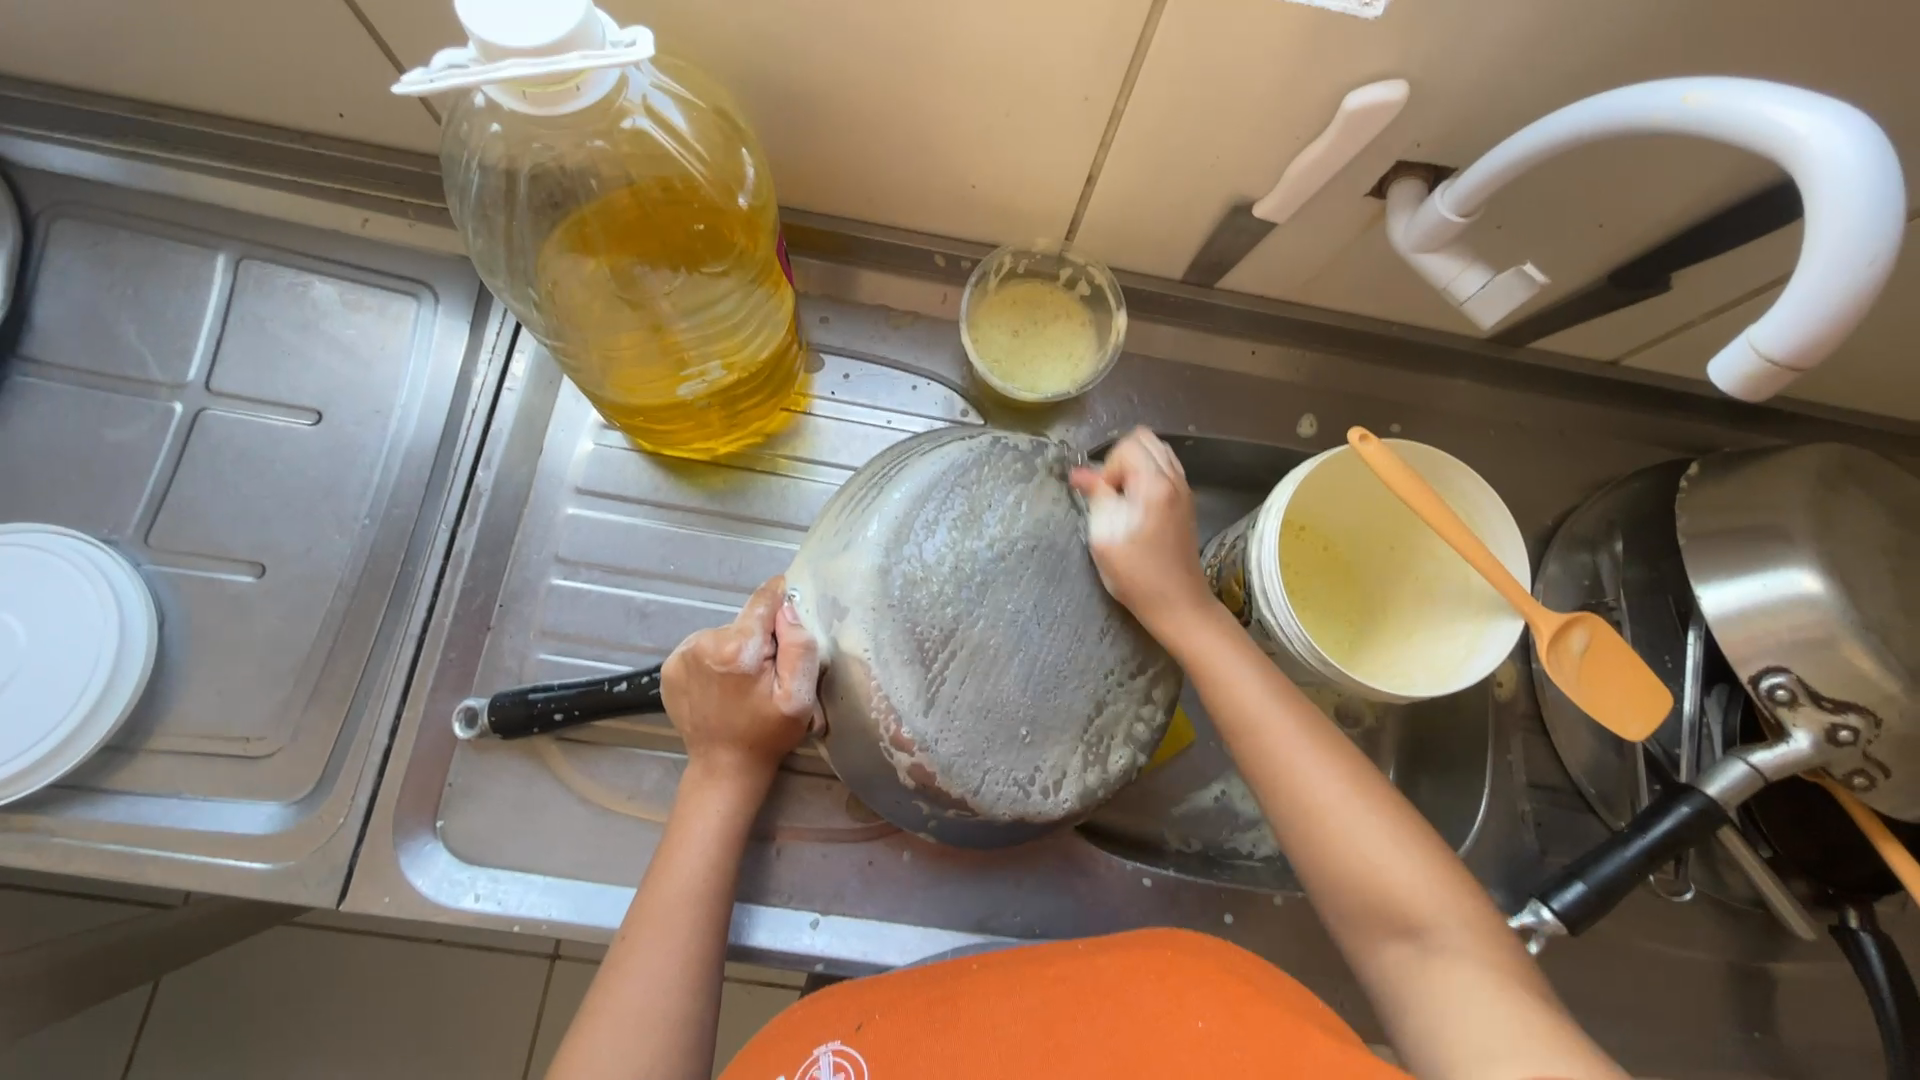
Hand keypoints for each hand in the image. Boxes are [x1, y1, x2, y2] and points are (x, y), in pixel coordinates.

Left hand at [661, 575, 820, 783]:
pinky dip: (716, 660)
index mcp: (737, 648)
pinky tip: (722, 687)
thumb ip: (799, 646)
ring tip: (742, 683)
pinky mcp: (670, 666)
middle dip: (760, 637)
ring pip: (724, 633)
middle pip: (745, 620)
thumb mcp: (800, 696)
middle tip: (768, 671)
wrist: (723, 767)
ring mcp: (681, 654)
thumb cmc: (768, 733)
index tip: (791, 618)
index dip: (782, 602)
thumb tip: (787, 607)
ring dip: (737, 649)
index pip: (764, 598)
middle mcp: (703, 642)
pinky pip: (704, 647)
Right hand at [1069, 427, 1215, 636]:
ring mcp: (1185, 490)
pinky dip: (1147, 476)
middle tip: (1110, 493)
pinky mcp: (1186, 503)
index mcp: (1155, 485)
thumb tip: (1080, 473)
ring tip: (1122, 499)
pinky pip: (1166, 469)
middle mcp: (1175, 480)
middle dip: (1120, 459)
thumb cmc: (1137, 576)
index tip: (1103, 499)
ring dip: (1134, 466)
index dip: (1107, 468)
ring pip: (1157, 452)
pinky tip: (1136, 505)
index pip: (1127, 447)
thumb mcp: (1104, 537)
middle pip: (1145, 440)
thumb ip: (1096, 497)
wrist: (1178, 604)